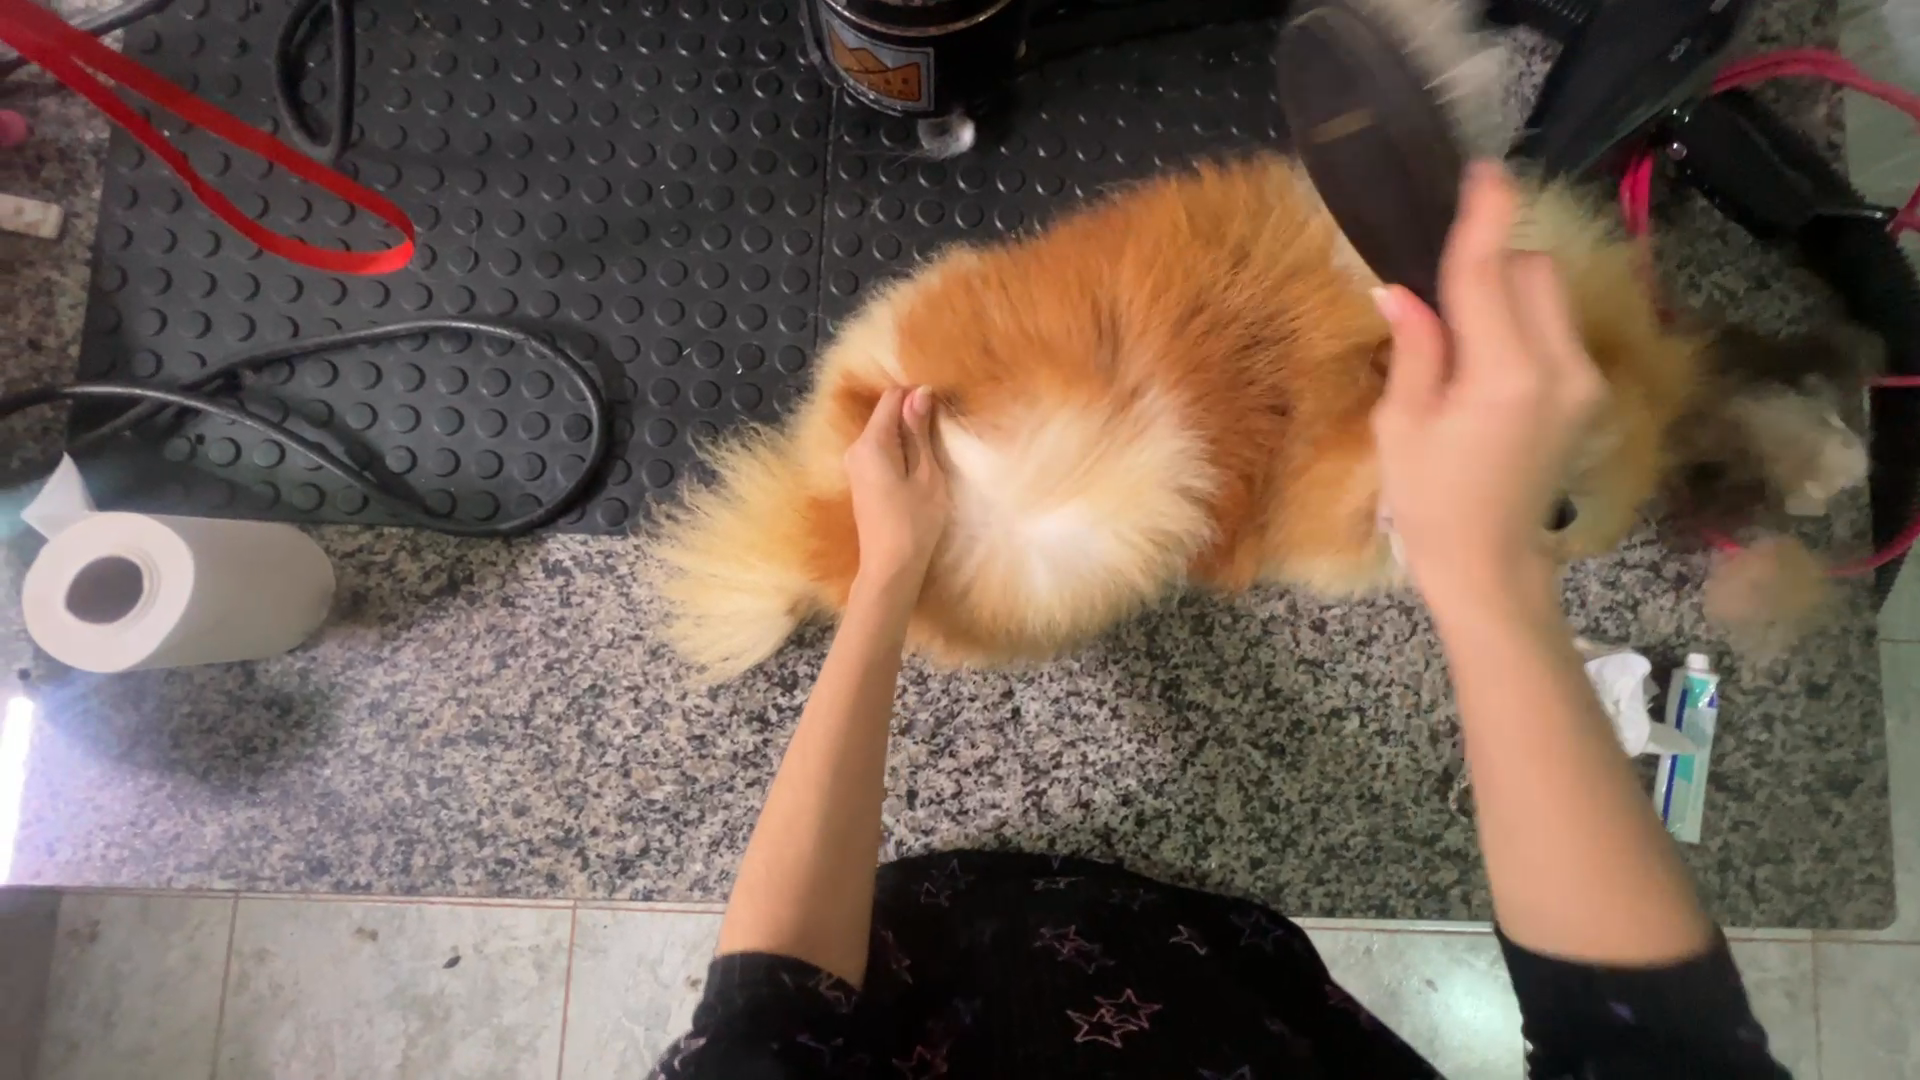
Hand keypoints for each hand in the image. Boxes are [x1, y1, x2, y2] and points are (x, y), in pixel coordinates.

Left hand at [845, 386, 949, 599]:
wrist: (890, 567)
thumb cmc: (915, 522)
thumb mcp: (926, 474)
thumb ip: (920, 432)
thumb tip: (920, 393)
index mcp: (871, 442)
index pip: (892, 398)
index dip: (917, 398)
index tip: (941, 413)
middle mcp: (855, 448)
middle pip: (885, 414)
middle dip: (912, 417)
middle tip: (941, 437)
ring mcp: (854, 465)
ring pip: (884, 434)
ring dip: (907, 436)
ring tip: (932, 455)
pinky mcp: (860, 480)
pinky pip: (880, 452)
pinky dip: (899, 452)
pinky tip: (916, 470)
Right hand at [1371, 162, 1607, 607]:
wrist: (1488, 559)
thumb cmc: (1427, 500)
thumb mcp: (1400, 426)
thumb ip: (1414, 350)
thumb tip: (1400, 291)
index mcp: (1502, 376)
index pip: (1491, 277)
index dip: (1485, 220)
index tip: (1481, 173)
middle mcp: (1558, 366)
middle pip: (1533, 272)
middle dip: (1489, 267)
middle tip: (1438, 304)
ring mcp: (1582, 379)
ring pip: (1549, 296)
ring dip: (1505, 295)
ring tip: (1459, 343)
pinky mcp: (1587, 392)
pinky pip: (1554, 329)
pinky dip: (1519, 325)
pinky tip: (1482, 368)